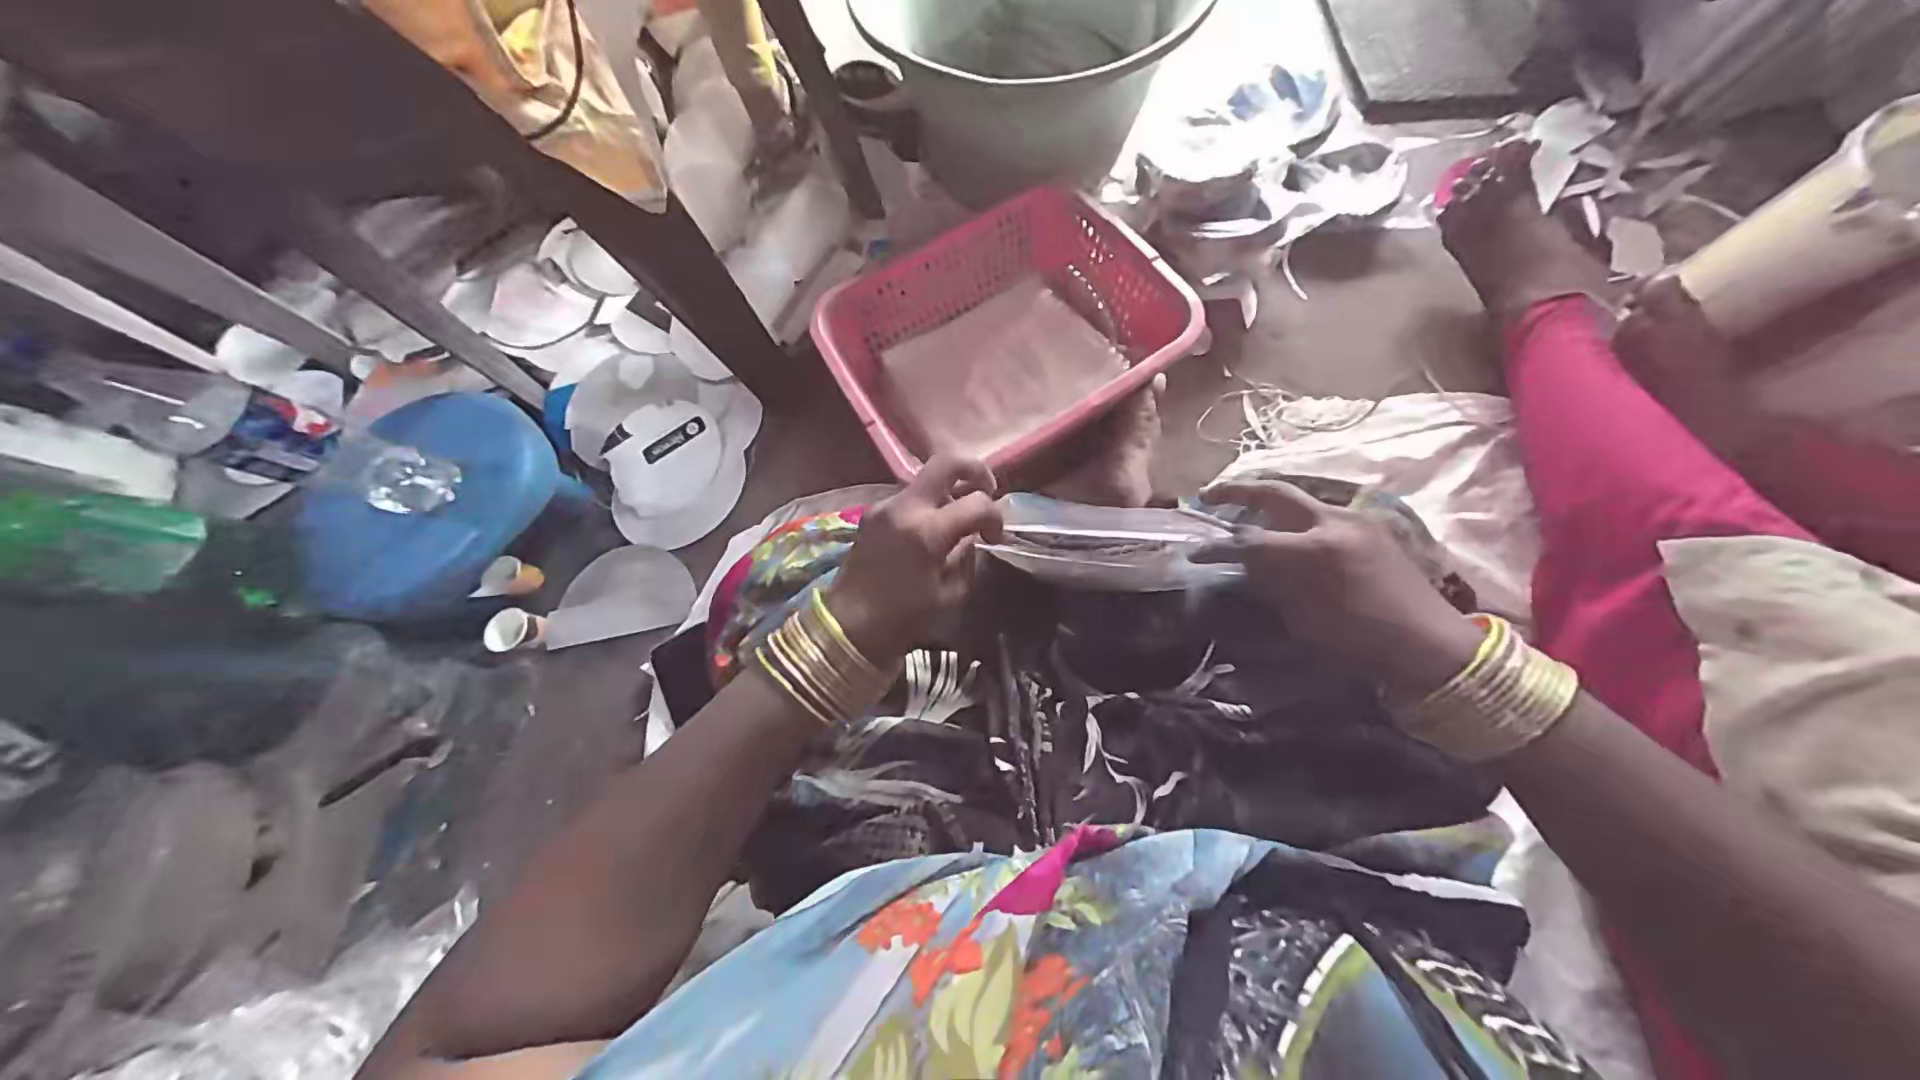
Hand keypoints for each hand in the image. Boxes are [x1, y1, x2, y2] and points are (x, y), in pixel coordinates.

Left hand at [826, 456, 1004, 662]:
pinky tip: (931, 530)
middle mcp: (905, 508)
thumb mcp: (951, 593)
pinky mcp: (873, 511)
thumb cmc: (904, 617)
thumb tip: (973, 535)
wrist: (850, 625)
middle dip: (976, 471)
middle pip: (947, 461)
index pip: (977, 502)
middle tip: (987, 491)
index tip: (994, 537)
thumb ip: (968, 556)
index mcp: (927, 531)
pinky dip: (928, 505)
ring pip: (927, 478)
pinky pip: (909, 497)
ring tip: (958, 518)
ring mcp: (885, 505)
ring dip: (950, 491)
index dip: (995, 517)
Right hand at [1192, 479, 1483, 695]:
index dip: (1217, 544)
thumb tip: (1248, 566)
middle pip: (1274, 492)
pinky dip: (1296, 514)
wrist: (1430, 645)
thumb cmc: (1361, 642)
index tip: (1195, 549)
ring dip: (1268, 500)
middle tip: (1209, 495)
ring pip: (1300, 497)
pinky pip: (1322, 510)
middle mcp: (1334, 523)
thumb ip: (1273, 584)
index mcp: (1314, 551)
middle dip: (1237, 490)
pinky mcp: (1371, 525)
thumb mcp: (1303, 619)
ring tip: (1244, 510)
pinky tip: (1287, 528)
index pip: (1250, 538)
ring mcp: (1356, 519)